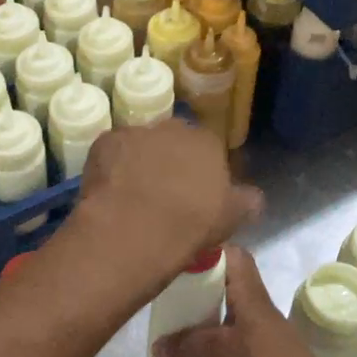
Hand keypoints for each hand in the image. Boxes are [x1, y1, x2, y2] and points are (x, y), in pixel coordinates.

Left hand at [69, 119, 262, 280]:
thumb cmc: (190, 224)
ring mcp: (135, 133)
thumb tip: (253, 198)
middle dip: (171, 161)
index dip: (202, 172)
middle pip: (173, 142)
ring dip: (139, 162)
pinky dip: (112, 168)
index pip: (209, 150)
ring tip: (134, 195)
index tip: (196, 195)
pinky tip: (111, 192)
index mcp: (207, 142)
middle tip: (165, 194)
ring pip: (140, 145)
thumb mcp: (232, 219)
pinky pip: (111, 153)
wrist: (132, 228)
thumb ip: (247, 202)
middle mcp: (172, 128)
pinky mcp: (104, 143)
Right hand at [152, 247, 351, 356]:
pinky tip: (198, 344)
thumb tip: (157, 348)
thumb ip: (186, 346)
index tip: (183, 257)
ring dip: (208, 307)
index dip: (210, 249)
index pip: (234, 254)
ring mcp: (261, 327)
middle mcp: (257, 303)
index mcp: (250, 293)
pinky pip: (233, 329)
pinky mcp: (261, 349)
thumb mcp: (219, 353)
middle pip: (229, 278)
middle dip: (202, 280)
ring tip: (179, 315)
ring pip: (231, 305)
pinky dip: (215, 331)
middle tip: (173, 288)